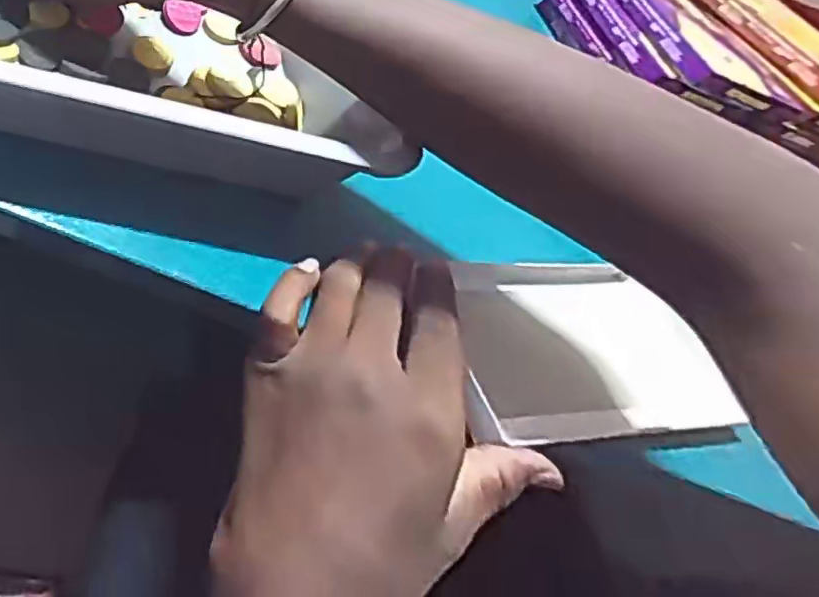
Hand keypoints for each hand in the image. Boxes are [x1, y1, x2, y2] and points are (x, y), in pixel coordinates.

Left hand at [210, 248, 563, 596]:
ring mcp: (313, 359)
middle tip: (399, 254)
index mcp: (428, 411)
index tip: (438, 270)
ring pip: (339, 286)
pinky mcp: (267, 361)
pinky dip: (295, 278)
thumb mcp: (451, 525)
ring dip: (355, 262)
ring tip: (364, 253)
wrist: (290, 567)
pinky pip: (279, 302)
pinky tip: (309, 269)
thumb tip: (551, 466)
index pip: (440, 325)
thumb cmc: (382, 555)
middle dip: (397, 264)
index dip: (439, 288)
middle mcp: (371, 370)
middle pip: (388, 291)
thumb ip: (496, 481)